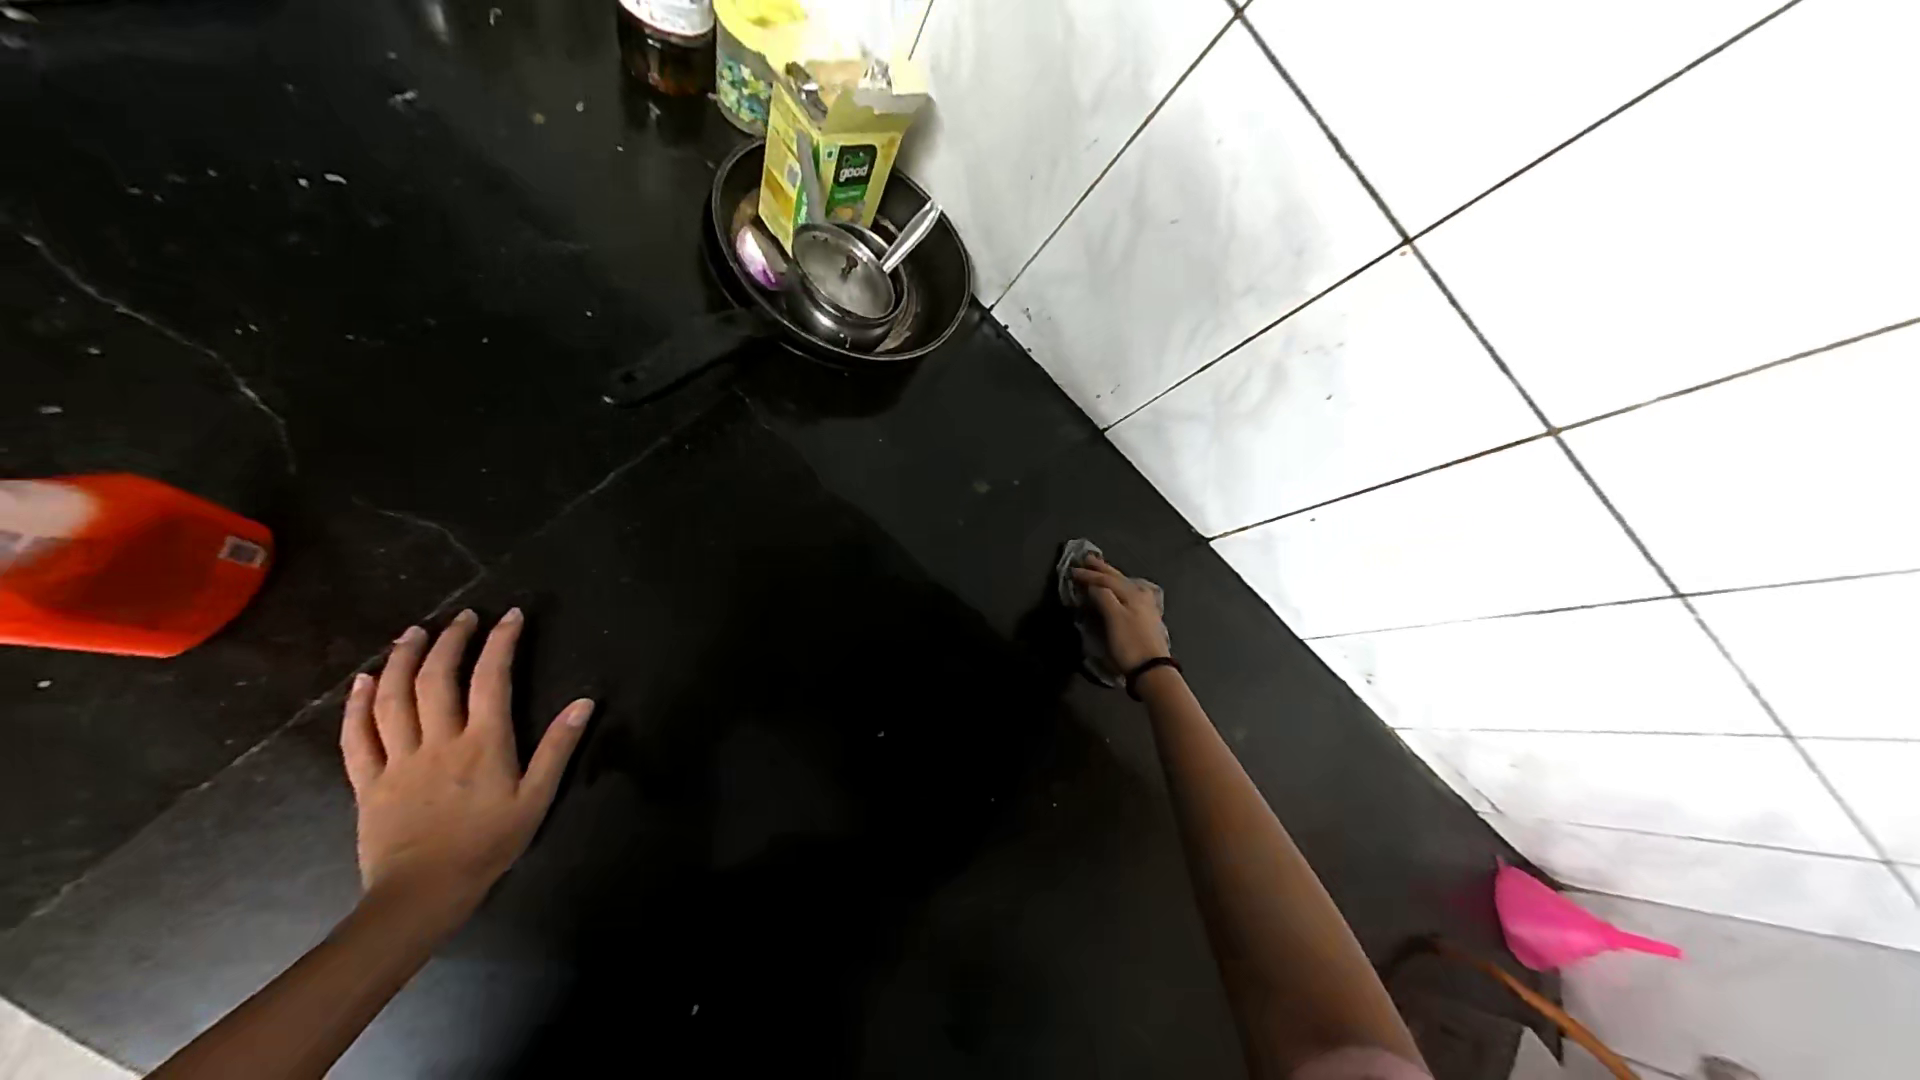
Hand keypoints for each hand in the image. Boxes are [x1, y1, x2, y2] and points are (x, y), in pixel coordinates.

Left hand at [339, 608, 591, 924]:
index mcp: (483, 743)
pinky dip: (356, 705)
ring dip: (402, 661)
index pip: (492, 679)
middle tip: (462, 617)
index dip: (501, 642)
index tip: (510, 616)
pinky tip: (363, 681)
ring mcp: (398, 760)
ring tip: (412, 634)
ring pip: (392, 699)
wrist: (423, 894)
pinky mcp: (368, 782)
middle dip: (450, 641)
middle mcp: (438, 741)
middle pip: (437, 679)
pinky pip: (355, 737)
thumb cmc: (489, 844)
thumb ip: (558, 747)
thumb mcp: (537, 798)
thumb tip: (584, 703)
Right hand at [1071, 554, 1171, 672]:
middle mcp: (1140, 596)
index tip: (1072, 570)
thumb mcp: (1113, 618)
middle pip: (1117, 578)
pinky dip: (1119, 588)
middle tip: (1088, 559)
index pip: (1106, 579)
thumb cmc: (1129, 644)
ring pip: (1124, 585)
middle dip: (1102, 569)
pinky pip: (1129, 594)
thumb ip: (1103, 597)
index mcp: (1132, 594)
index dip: (1089, 574)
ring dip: (1110, 576)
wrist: (1152, 670)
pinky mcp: (1146, 618)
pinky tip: (1122, 589)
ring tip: (1101, 569)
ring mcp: (1145, 607)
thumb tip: (1094, 585)